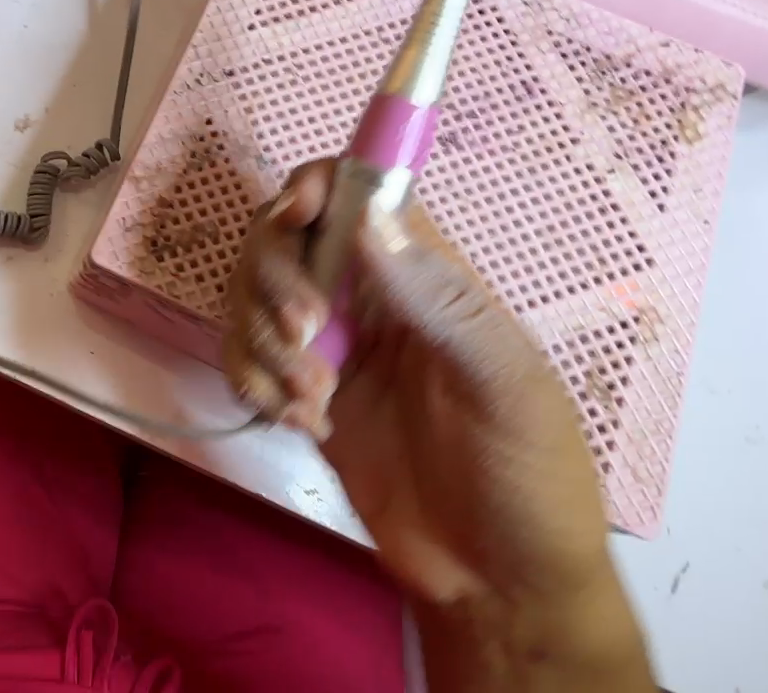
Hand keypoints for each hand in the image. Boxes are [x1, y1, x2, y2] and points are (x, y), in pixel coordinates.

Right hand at [225, 162, 652, 688]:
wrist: (493, 581)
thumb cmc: (526, 474)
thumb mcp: (505, 384)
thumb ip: (440, 297)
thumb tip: (370, 216)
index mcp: (422, 275)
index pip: (355, 194)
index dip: (315, 186)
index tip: (294, 215)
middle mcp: (363, 297)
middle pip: (280, 243)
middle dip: (276, 285)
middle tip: (304, 340)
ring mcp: (324, 344)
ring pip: (250, 302)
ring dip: (264, 347)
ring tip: (314, 403)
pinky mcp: (295, 389)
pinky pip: (242, 359)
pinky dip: (252, 383)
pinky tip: (299, 422)